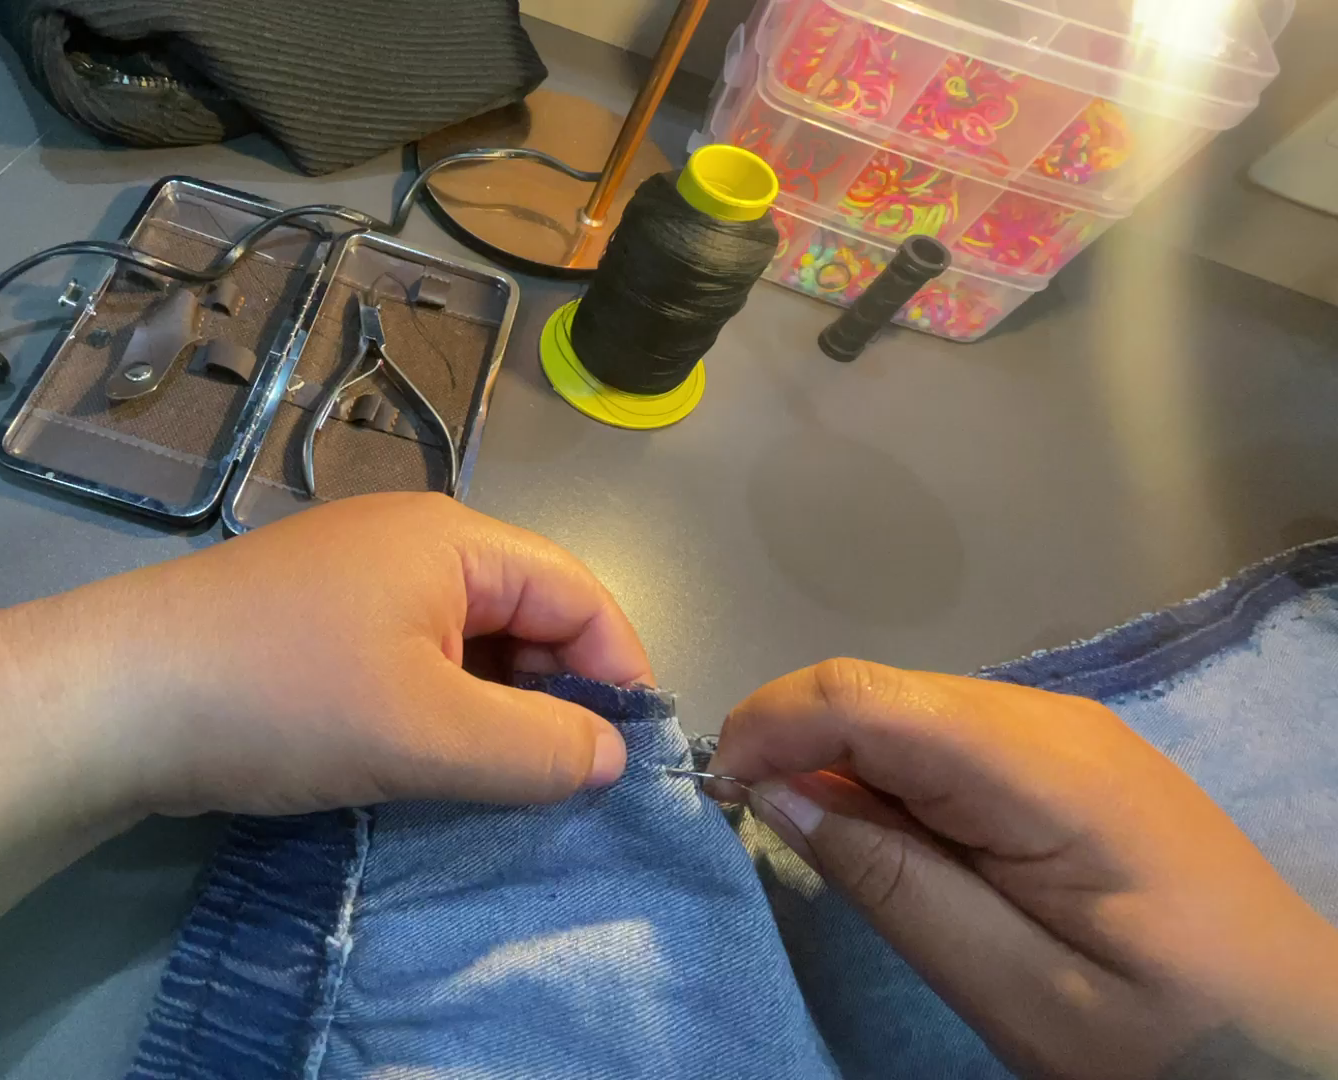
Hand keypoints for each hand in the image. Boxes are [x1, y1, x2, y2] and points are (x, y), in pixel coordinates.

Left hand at [3, 493, 652, 818]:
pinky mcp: (321, 618)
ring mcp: (360, 577)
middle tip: (558, 778)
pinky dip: (441, 704)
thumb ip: (537, 746)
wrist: (117, 697)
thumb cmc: (285, 696)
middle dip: (554, 691)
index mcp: (453, 539)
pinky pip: (414, 654)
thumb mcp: (429, 730)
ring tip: (496, 777)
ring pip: (468, 639)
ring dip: (495, 705)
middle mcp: (412, 541)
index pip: (576, 591)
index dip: (617, 669)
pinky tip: (431, 753)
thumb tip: (610, 755)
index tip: (627, 755)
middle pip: (524, 610)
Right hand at [710, 660, 1337, 1079]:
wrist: (1323, 1059)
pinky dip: (869, 769)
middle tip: (755, 816)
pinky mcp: (1043, 748)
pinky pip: (919, 731)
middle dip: (787, 741)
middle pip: (864, 691)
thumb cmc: (1174, 1043)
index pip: (859, 697)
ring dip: (825, 757)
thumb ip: (885, 879)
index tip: (720, 789)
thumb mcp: (1016, 989)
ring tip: (823, 834)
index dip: (767, 724)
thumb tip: (772, 794)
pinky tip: (886, 828)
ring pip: (884, 706)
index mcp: (1041, 767)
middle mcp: (1038, 716)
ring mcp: (1046, 725)